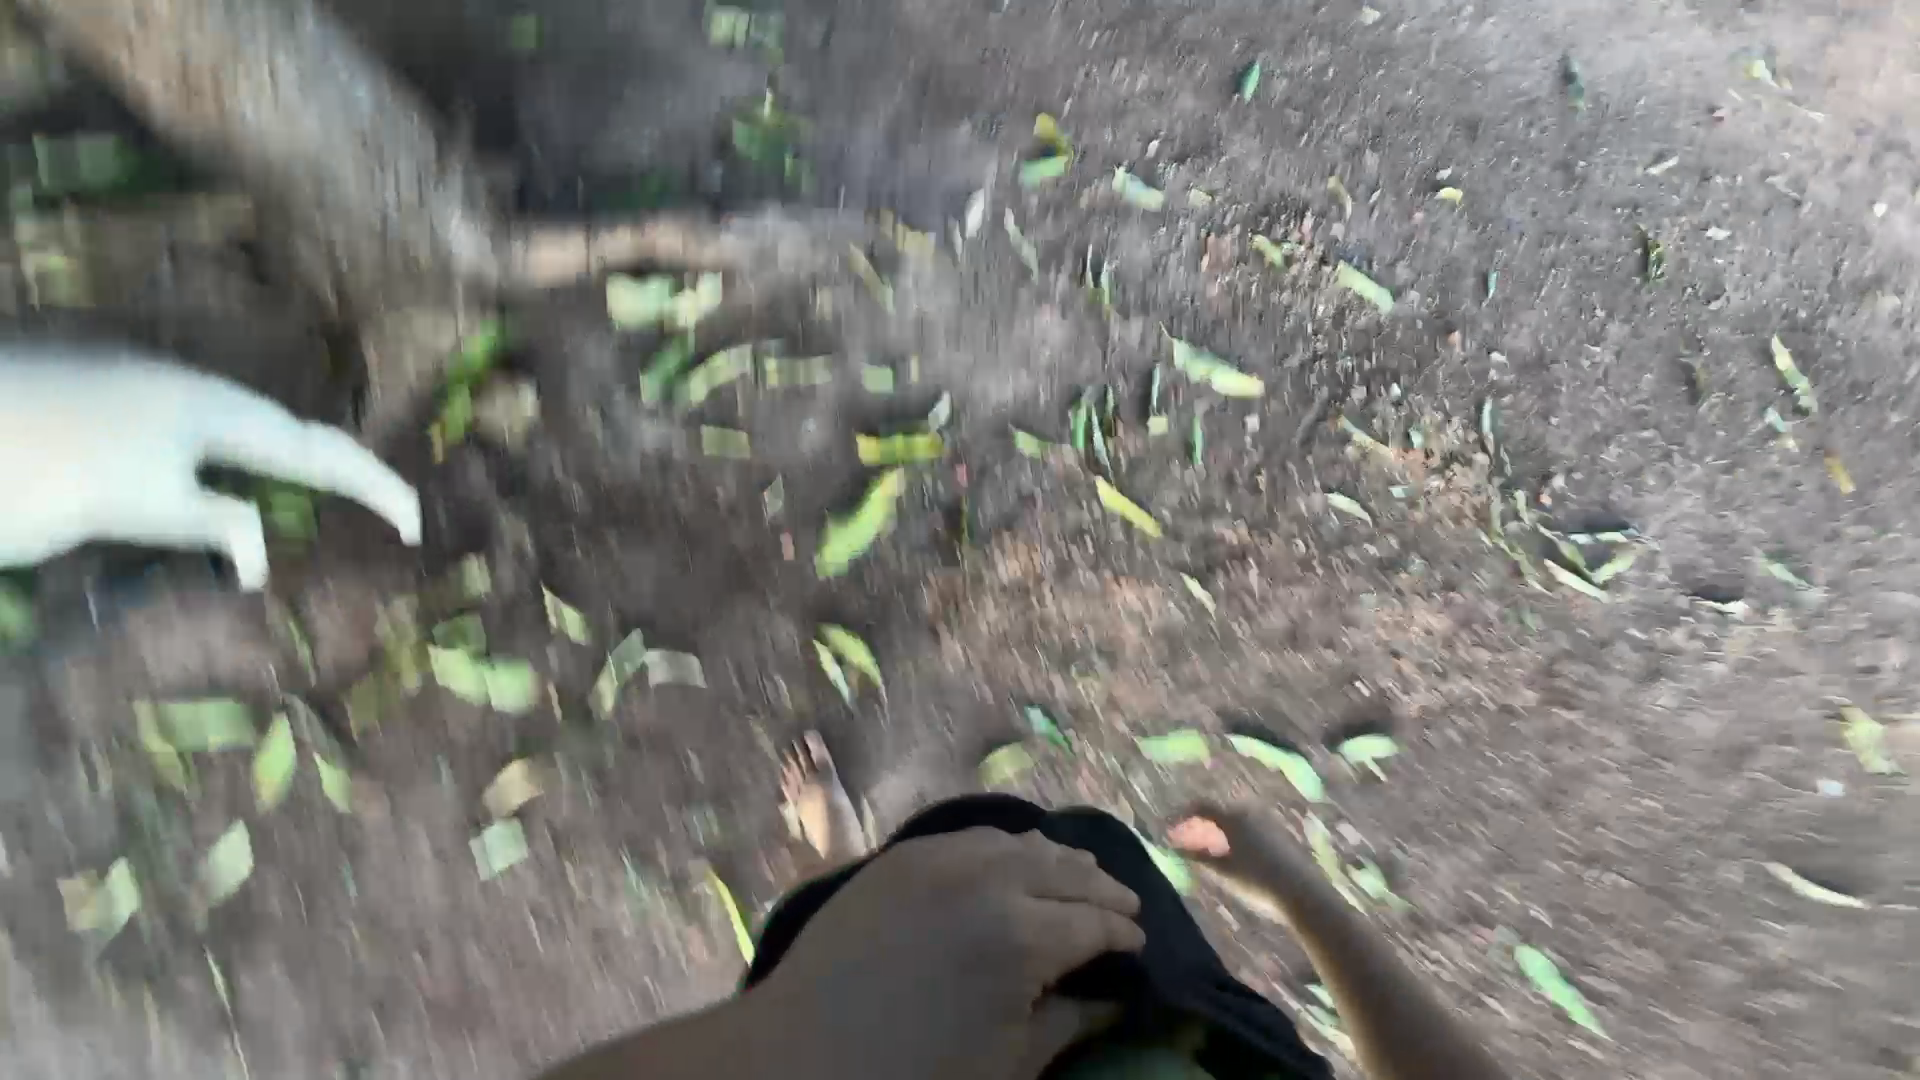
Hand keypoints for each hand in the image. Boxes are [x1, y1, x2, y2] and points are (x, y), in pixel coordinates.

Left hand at [750, 827, 1145, 1079]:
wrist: (799, 1055)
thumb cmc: (913, 1077)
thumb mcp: (1007, 1065)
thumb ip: (1069, 1021)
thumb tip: (1116, 998)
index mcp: (1021, 937)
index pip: (1093, 925)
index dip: (1123, 934)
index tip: (1139, 943)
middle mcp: (988, 878)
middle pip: (1064, 871)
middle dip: (1101, 889)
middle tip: (1125, 904)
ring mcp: (941, 855)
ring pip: (1020, 843)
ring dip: (1057, 859)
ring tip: (1082, 874)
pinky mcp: (906, 852)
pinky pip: (972, 837)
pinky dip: (1006, 846)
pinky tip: (1017, 858)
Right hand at [1166, 804, 1320, 922]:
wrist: (1305, 896)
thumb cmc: (1258, 882)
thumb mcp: (1222, 872)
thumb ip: (1197, 857)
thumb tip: (1174, 848)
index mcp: (1233, 818)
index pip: (1201, 806)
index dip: (1182, 815)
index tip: (1170, 827)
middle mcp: (1250, 813)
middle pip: (1218, 813)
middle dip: (1201, 825)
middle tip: (1189, 842)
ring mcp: (1268, 824)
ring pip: (1236, 822)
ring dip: (1219, 832)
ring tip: (1210, 852)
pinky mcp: (1282, 837)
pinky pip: (1250, 830)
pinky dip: (1235, 838)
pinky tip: (1236, 858)